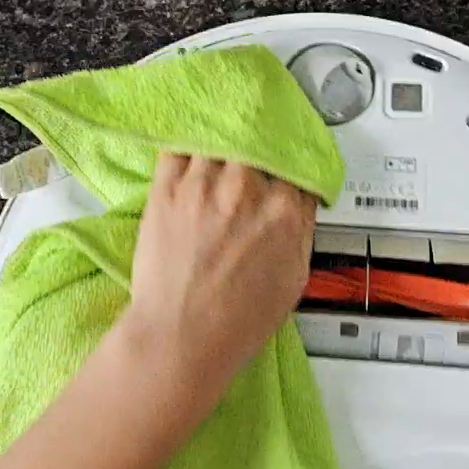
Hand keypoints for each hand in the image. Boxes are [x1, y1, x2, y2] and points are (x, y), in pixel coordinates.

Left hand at [124, 154, 318, 383]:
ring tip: (223, 130)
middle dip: (259, 135)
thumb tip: (302, 198)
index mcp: (283, 210)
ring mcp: (202, 184)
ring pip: (218, 134)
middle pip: (258, 137)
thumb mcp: (295, 277)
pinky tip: (192, 141)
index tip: (287, 155)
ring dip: (223, 132)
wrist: (181, 338)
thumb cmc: (239, 319)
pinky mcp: (166, 189)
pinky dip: (187, 138)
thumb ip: (302, 228)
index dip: (291, 156)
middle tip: (256, 131)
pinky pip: (178, 144)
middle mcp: (245, 188)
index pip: (295, 160)